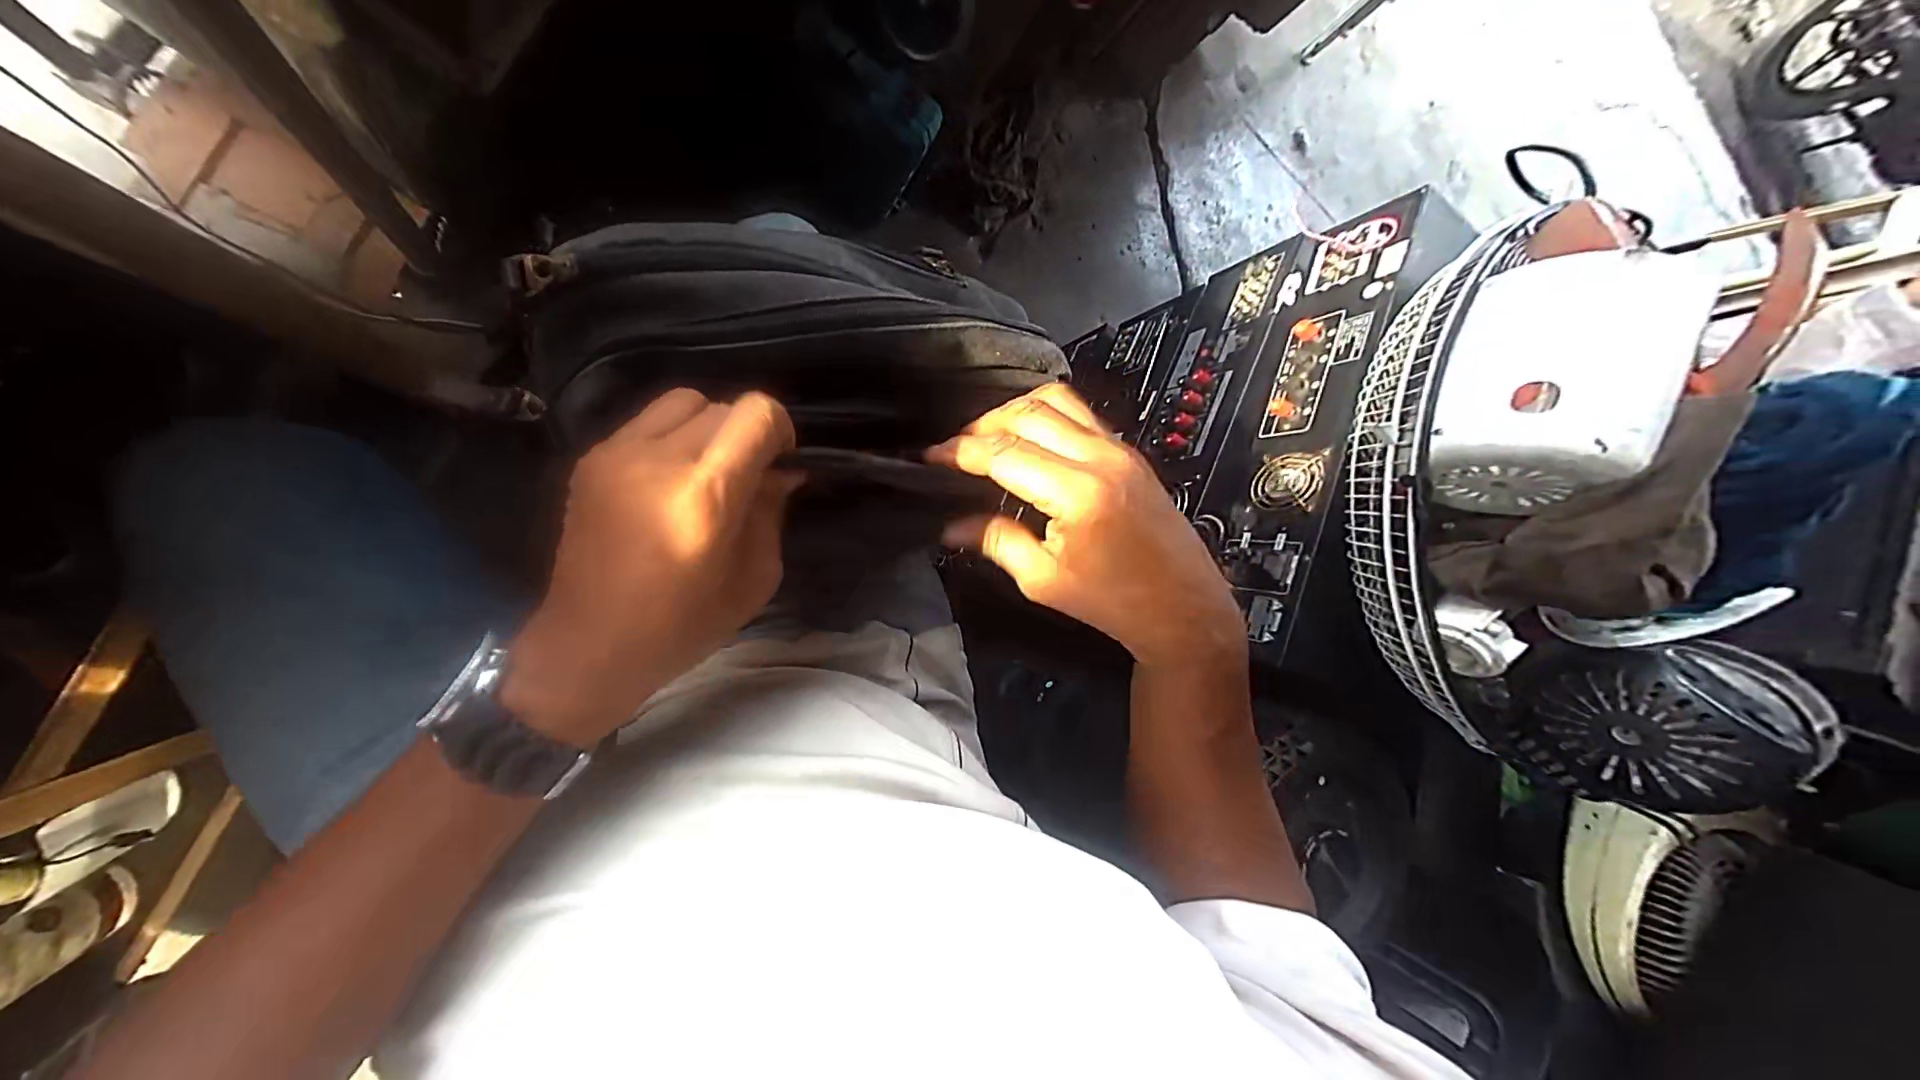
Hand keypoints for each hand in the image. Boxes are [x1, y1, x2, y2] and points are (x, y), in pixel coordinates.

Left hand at [502, 388, 799, 743]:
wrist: (589, 644)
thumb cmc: (682, 626)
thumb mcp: (755, 578)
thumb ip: (772, 512)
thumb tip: (782, 471)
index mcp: (706, 493)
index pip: (757, 413)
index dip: (781, 430)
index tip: (780, 463)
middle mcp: (659, 458)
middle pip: (723, 405)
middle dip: (747, 434)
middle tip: (747, 475)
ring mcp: (617, 453)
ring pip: (684, 401)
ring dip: (710, 426)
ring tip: (708, 469)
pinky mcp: (592, 458)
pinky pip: (648, 422)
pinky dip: (673, 437)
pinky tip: (670, 480)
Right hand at [927, 384, 1243, 667]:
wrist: (1183, 609)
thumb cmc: (1120, 603)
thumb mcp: (1044, 580)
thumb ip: (996, 542)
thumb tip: (954, 527)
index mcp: (1079, 493)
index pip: (1004, 452)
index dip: (960, 451)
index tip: (934, 457)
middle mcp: (1102, 459)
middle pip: (1026, 413)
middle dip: (981, 426)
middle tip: (955, 449)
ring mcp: (1120, 451)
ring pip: (1056, 400)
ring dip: (1014, 411)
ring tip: (988, 437)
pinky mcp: (1129, 454)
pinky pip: (1080, 413)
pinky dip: (1045, 415)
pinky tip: (1029, 439)